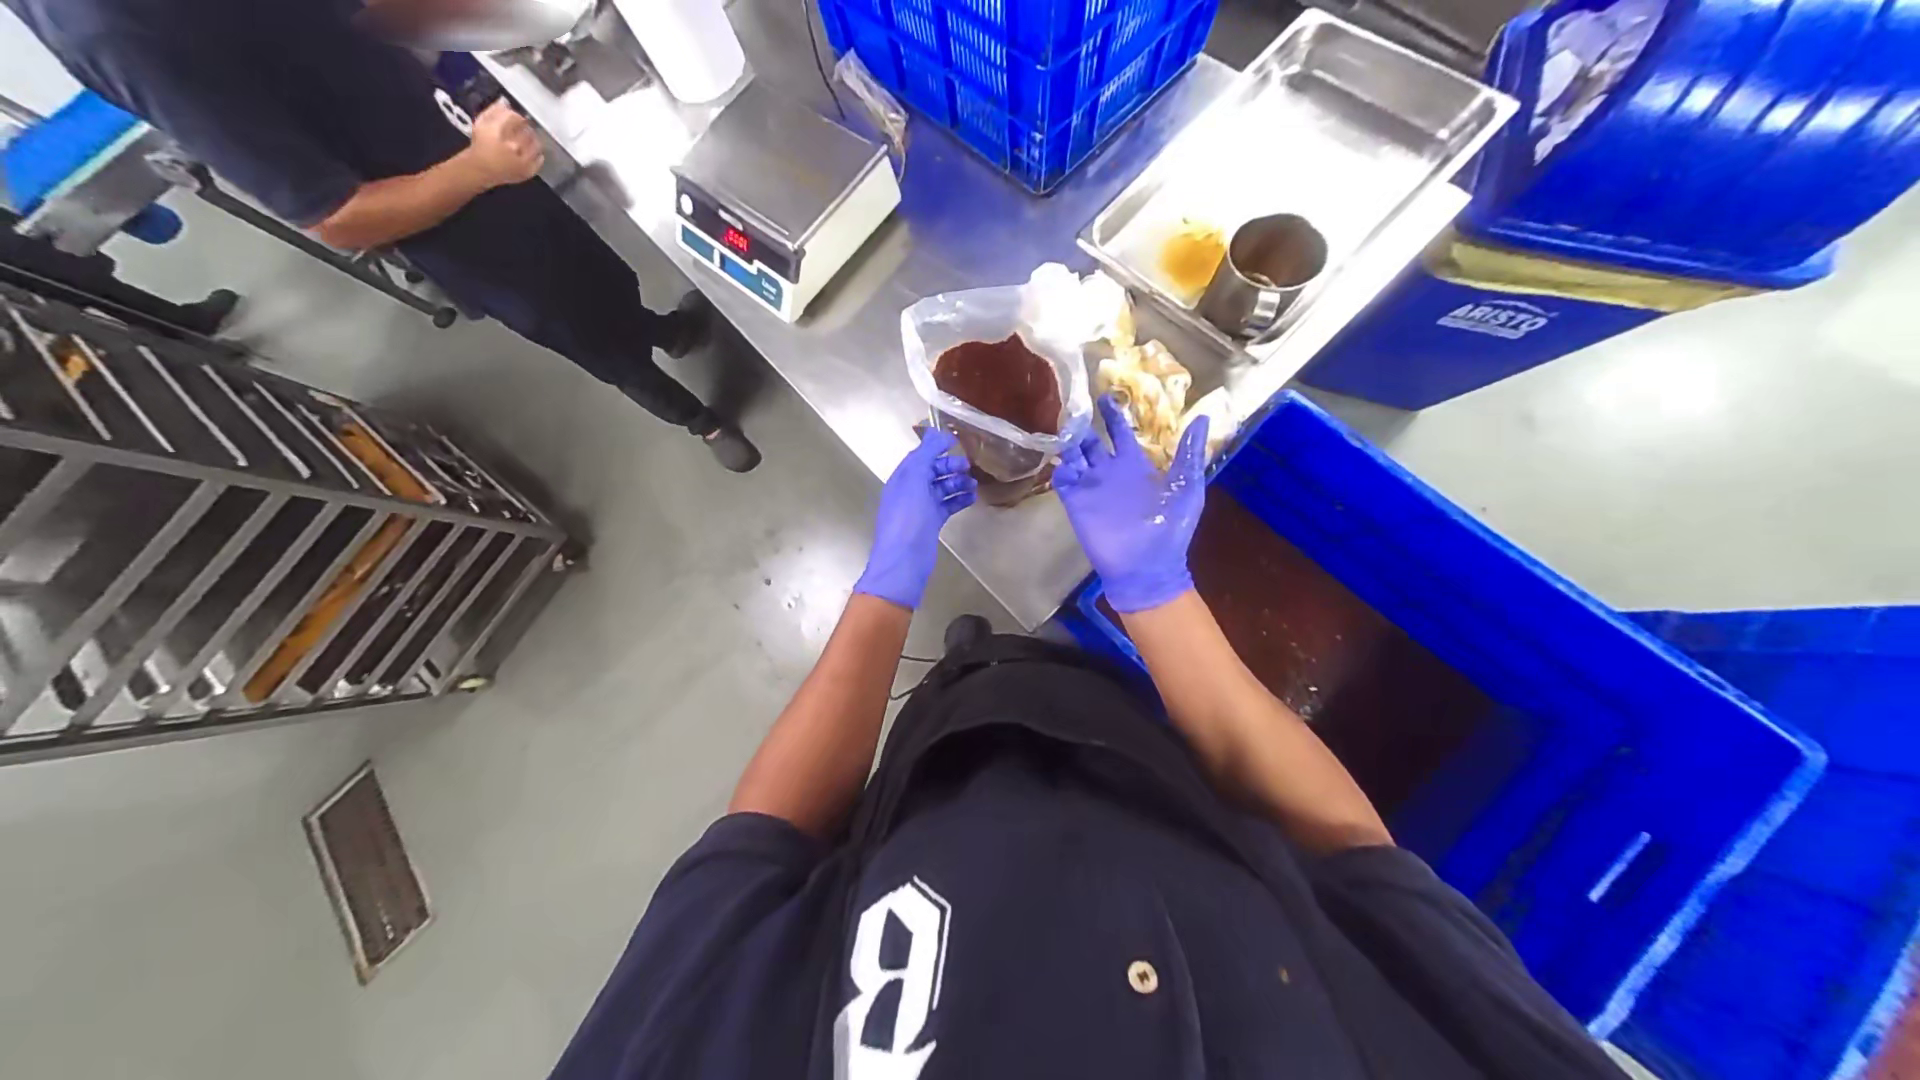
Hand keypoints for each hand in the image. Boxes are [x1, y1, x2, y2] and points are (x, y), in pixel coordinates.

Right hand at [466, 99, 543, 186]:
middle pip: (528, 130)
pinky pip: (540, 159)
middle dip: (526, 128)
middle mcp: (512, 145)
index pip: (515, 117)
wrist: (482, 168)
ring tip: (527, 140)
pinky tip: (531, 152)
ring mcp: (522, 159)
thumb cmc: (481, 144)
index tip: (517, 119)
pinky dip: (537, 154)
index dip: (517, 117)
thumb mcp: (482, 123)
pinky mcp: (529, 170)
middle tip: (523, 129)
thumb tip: (505, 103)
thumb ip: (494, 111)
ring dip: (533, 140)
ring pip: (536, 144)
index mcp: (498, 131)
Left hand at [854, 429, 977, 609]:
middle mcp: (911, 490)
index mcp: (903, 477)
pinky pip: (947, 505)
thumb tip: (937, 432)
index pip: (921, 456)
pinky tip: (972, 497)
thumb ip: (926, 453)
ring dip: (958, 483)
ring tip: (975, 483)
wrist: (904, 558)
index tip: (958, 442)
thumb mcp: (915, 478)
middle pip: (933, 471)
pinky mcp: (932, 522)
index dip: (938, 448)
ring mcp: (921, 508)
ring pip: (942, 488)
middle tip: (970, 466)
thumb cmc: (908, 516)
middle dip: (950, 466)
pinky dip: (959, 499)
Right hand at [1054, 394, 1208, 613]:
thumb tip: (1203, 417)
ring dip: (1068, 439)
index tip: (1106, 394)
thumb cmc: (1171, 528)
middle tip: (1074, 401)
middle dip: (1083, 422)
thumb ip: (1190, 452)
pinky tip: (1059, 454)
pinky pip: (1062, 478)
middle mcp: (1110, 472)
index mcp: (1135, 465)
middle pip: (1092, 440)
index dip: (1114, 413)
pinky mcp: (1076, 502)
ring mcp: (1091, 487)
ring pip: (1074, 455)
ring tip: (1062, 421)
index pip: (1120, 432)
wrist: (1148, 566)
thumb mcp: (1188, 486)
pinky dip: (1058, 465)